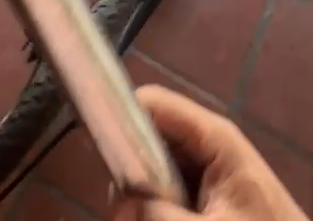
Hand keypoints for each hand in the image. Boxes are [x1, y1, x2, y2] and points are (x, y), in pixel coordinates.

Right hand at [116, 86, 307, 220]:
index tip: (98, 154)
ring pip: (153, 169)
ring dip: (141, 200)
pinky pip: (168, 192)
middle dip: (129, 175)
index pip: (152, 103)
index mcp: (214, 137)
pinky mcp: (209, 198)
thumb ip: (158, 216)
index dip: (121, 118)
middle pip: (148, 137)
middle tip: (124, 214)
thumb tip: (118, 204)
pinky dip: (157, 210)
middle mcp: (207, 144)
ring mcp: (208, 171)